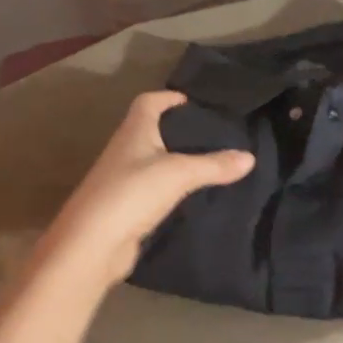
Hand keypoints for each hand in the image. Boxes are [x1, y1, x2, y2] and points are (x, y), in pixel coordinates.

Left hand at [39, 91, 253, 284]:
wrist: (92, 245)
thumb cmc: (131, 193)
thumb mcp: (179, 174)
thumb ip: (214, 164)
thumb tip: (250, 157)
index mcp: (133, 132)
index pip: (149, 102)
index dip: (168, 98)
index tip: (193, 102)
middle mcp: (125, 150)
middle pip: (152, 130)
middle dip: (178, 130)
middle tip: (213, 134)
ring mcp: (123, 181)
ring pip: (154, 162)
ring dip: (176, 161)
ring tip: (211, 163)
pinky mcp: (127, 208)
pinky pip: (154, 190)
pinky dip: (173, 189)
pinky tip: (194, 196)